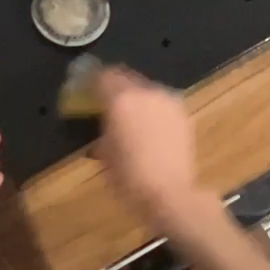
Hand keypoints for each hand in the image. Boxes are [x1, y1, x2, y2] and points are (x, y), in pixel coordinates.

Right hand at [93, 67, 224, 239]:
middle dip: (114, 86)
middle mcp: (145, 92)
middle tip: (106, 101)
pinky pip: (161, 101)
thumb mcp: (104, 153)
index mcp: (120, 100)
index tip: (86, 90)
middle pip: (125, 76)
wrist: (170, 193)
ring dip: (135, 96)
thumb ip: (103, 127)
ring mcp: (167, 100)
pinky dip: (152, 108)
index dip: (92, 81)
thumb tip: (105, 120)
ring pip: (145, 88)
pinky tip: (149, 126)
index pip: (102, 76)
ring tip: (130, 116)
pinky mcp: (183, 112)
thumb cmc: (129, 177)